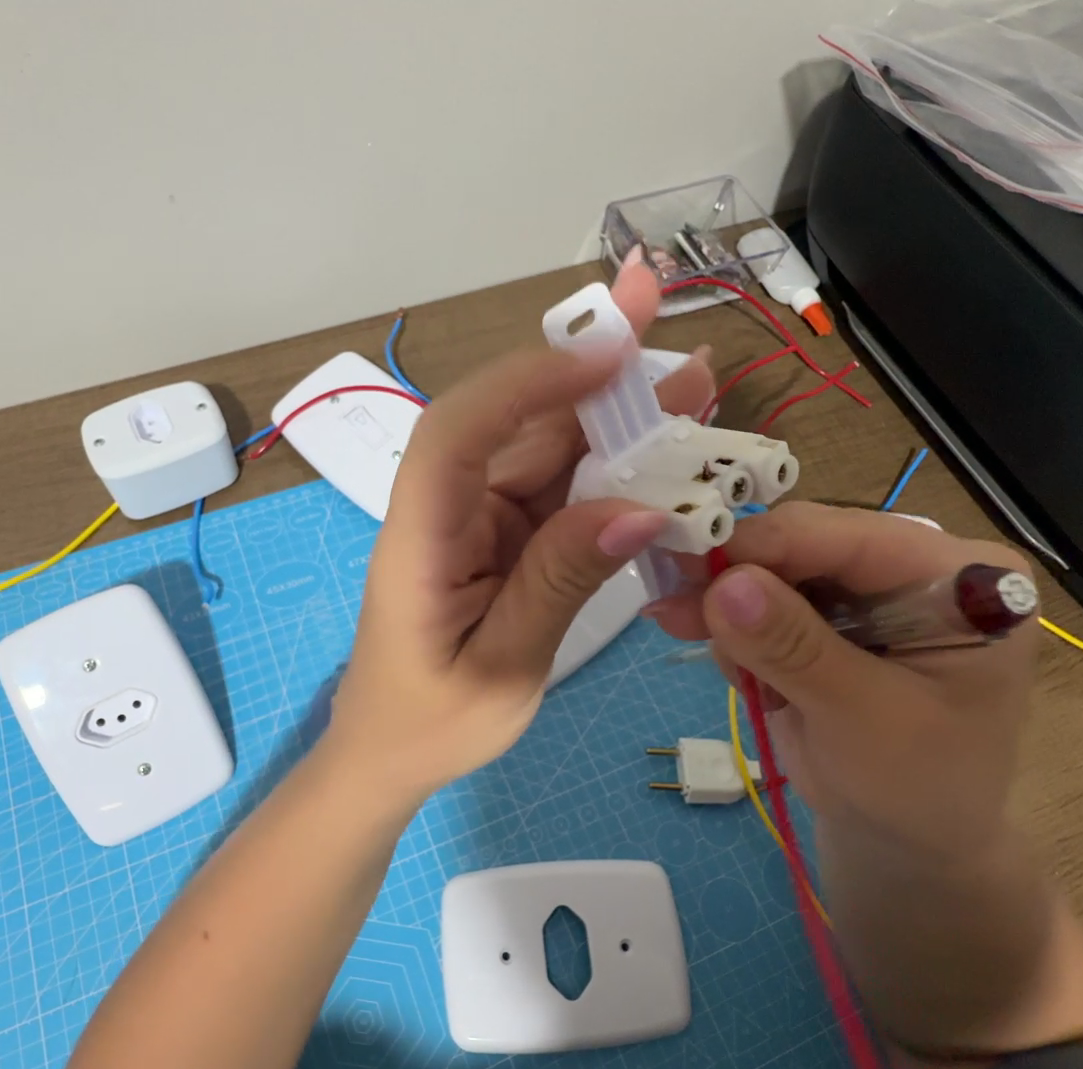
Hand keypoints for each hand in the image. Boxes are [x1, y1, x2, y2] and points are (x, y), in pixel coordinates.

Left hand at [325, 262, 715, 799]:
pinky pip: (562, 487)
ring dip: (612, 410)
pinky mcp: (505, 533)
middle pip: (511, 420)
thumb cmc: (431, 722)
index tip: (604, 356)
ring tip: (690, 374)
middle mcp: (447, 507)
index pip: (459, 434)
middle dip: (582, 366)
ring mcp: (479, 516)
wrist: (393, 754)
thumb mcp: (503, 666)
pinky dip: (612, 465)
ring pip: (546, 446)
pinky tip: (666, 437)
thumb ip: (560, 584)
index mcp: (420, 535)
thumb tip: (639, 513)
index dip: (526, 384)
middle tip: (649, 301)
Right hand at [646, 502, 1039, 856]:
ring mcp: (863, 590)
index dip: (766, 544)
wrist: (903, 837)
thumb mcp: (864, 719)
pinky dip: (734, 627)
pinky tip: (736, 668)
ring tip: (679, 626)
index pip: (850, 535)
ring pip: (770, 566)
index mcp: (957, 575)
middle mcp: (910, 566)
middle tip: (670, 602)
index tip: (687, 561)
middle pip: (803, 542)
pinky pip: (761, 598)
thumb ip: (796, 649)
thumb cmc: (916, 787)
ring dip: (725, 602)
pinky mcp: (825, 616)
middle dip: (737, 575)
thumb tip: (725, 584)